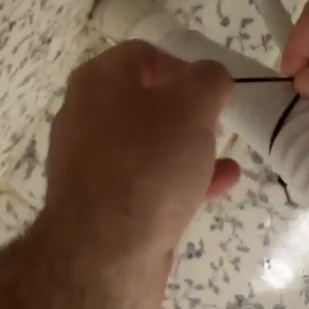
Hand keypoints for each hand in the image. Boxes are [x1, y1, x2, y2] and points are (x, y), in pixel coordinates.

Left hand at [38, 41, 242, 299]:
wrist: (103, 255)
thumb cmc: (147, 164)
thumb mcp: (191, 106)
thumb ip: (208, 80)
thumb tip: (210, 77)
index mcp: (98, 80)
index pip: (143, 54)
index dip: (182, 65)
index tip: (212, 90)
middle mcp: (86, 114)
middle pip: (145, 98)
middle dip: (186, 109)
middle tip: (216, 122)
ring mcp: (91, 161)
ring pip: (147, 141)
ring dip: (187, 144)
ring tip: (222, 152)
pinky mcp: (103, 202)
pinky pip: (147, 178)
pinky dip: (181, 177)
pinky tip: (220, 184)